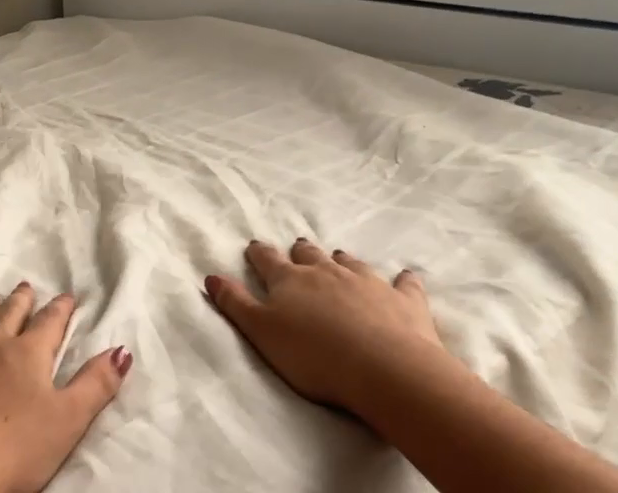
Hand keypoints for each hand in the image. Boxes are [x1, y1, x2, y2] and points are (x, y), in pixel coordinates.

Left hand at [0, 283, 130, 492]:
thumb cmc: (14, 451)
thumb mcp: (68, 422)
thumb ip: (96, 385)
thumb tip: (121, 349)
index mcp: (27, 355)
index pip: (49, 325)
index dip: (60, 311)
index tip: (67, 296)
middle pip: (9, 316)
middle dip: (20, 301)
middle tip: (25, 286)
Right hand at [205, 238, 453, 417]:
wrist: (386, 370)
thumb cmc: (314, 355)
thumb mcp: (261, 332)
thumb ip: (235, 304)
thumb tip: (210, 276)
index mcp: (289, 280)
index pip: (268, 260)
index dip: (259, 253)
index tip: (254, 247)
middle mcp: (326, 272)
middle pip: (309, 256)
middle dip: (301, 252)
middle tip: (298, 248)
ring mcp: (367, 282)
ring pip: (350, 263)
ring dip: (342, 260)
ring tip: (339, 257)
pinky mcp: (404, 301)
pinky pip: (404, 284)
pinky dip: (403, 280)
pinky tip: (406, 276)